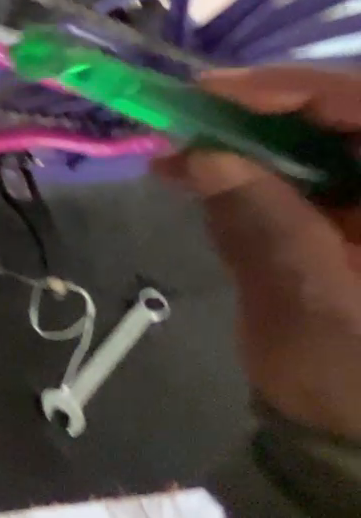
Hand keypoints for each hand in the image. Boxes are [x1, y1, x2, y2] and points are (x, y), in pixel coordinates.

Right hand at [156, 65, 360, 439]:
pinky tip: (203, 171)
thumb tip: (203, 154)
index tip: (213, 91)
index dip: (301, 90)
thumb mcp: (309, 304)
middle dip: (269, 109)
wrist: (357, 435)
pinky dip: (260, 162)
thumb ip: (265, 224)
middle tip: (186, 114)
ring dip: (255, 135)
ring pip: (333, 138)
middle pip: (355, 118)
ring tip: (180, 148)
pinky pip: (319, 167)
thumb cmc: (347, 374)